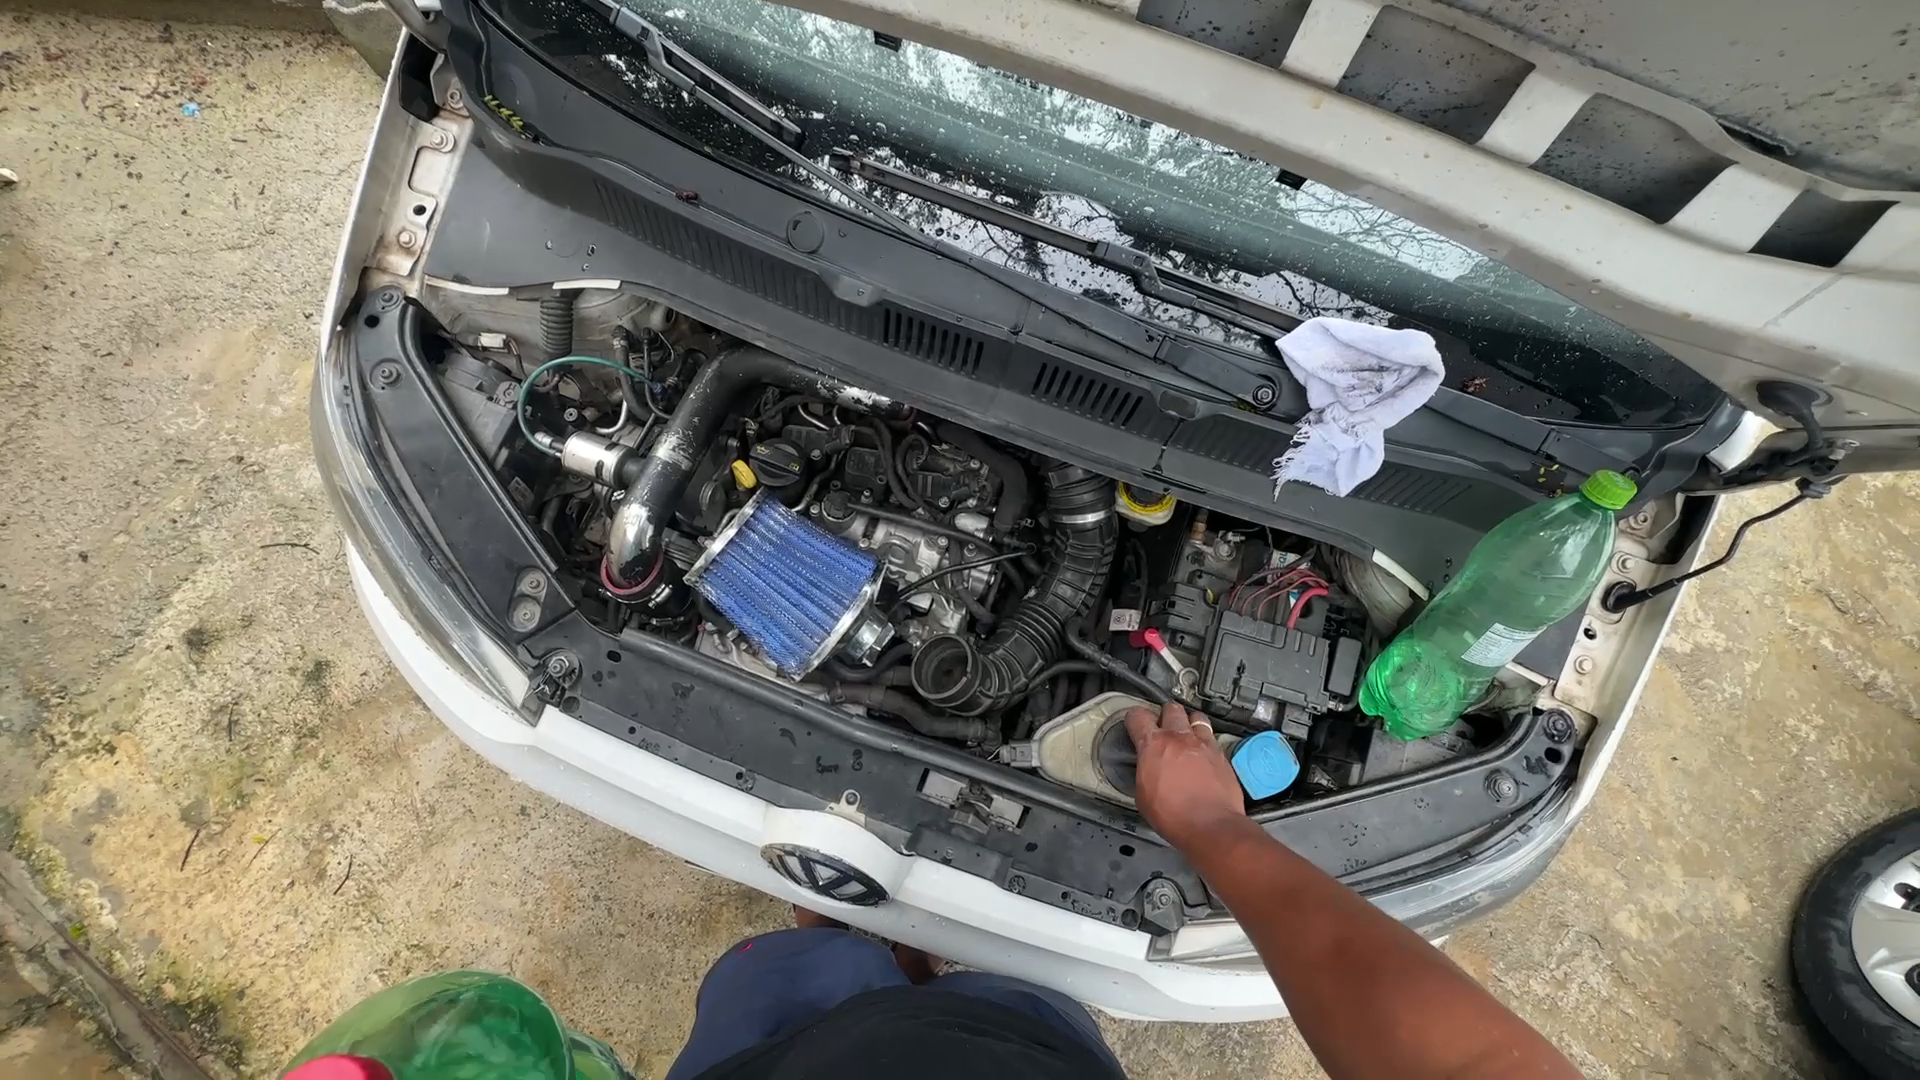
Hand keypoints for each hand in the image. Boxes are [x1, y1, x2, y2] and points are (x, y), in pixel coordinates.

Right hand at [1122, 702, 1247, 853]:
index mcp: (1153, 745)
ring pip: (1196, 716)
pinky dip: (1206, 740)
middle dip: (1165, 714)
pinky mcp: (1221, 755)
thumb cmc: (1176, 815)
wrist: (1211, 827)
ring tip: (1186, 732)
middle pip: (1170, 708)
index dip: (1134, 717)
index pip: (1138, 716)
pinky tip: (1203, 751)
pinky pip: (1213, 736)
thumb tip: (1146, 771)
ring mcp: (1202, 744)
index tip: (1134, 722)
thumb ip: (1144, 772)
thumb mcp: (1143, 795)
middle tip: (1162, 724)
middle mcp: (1178, 738)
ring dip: (1189, 722)